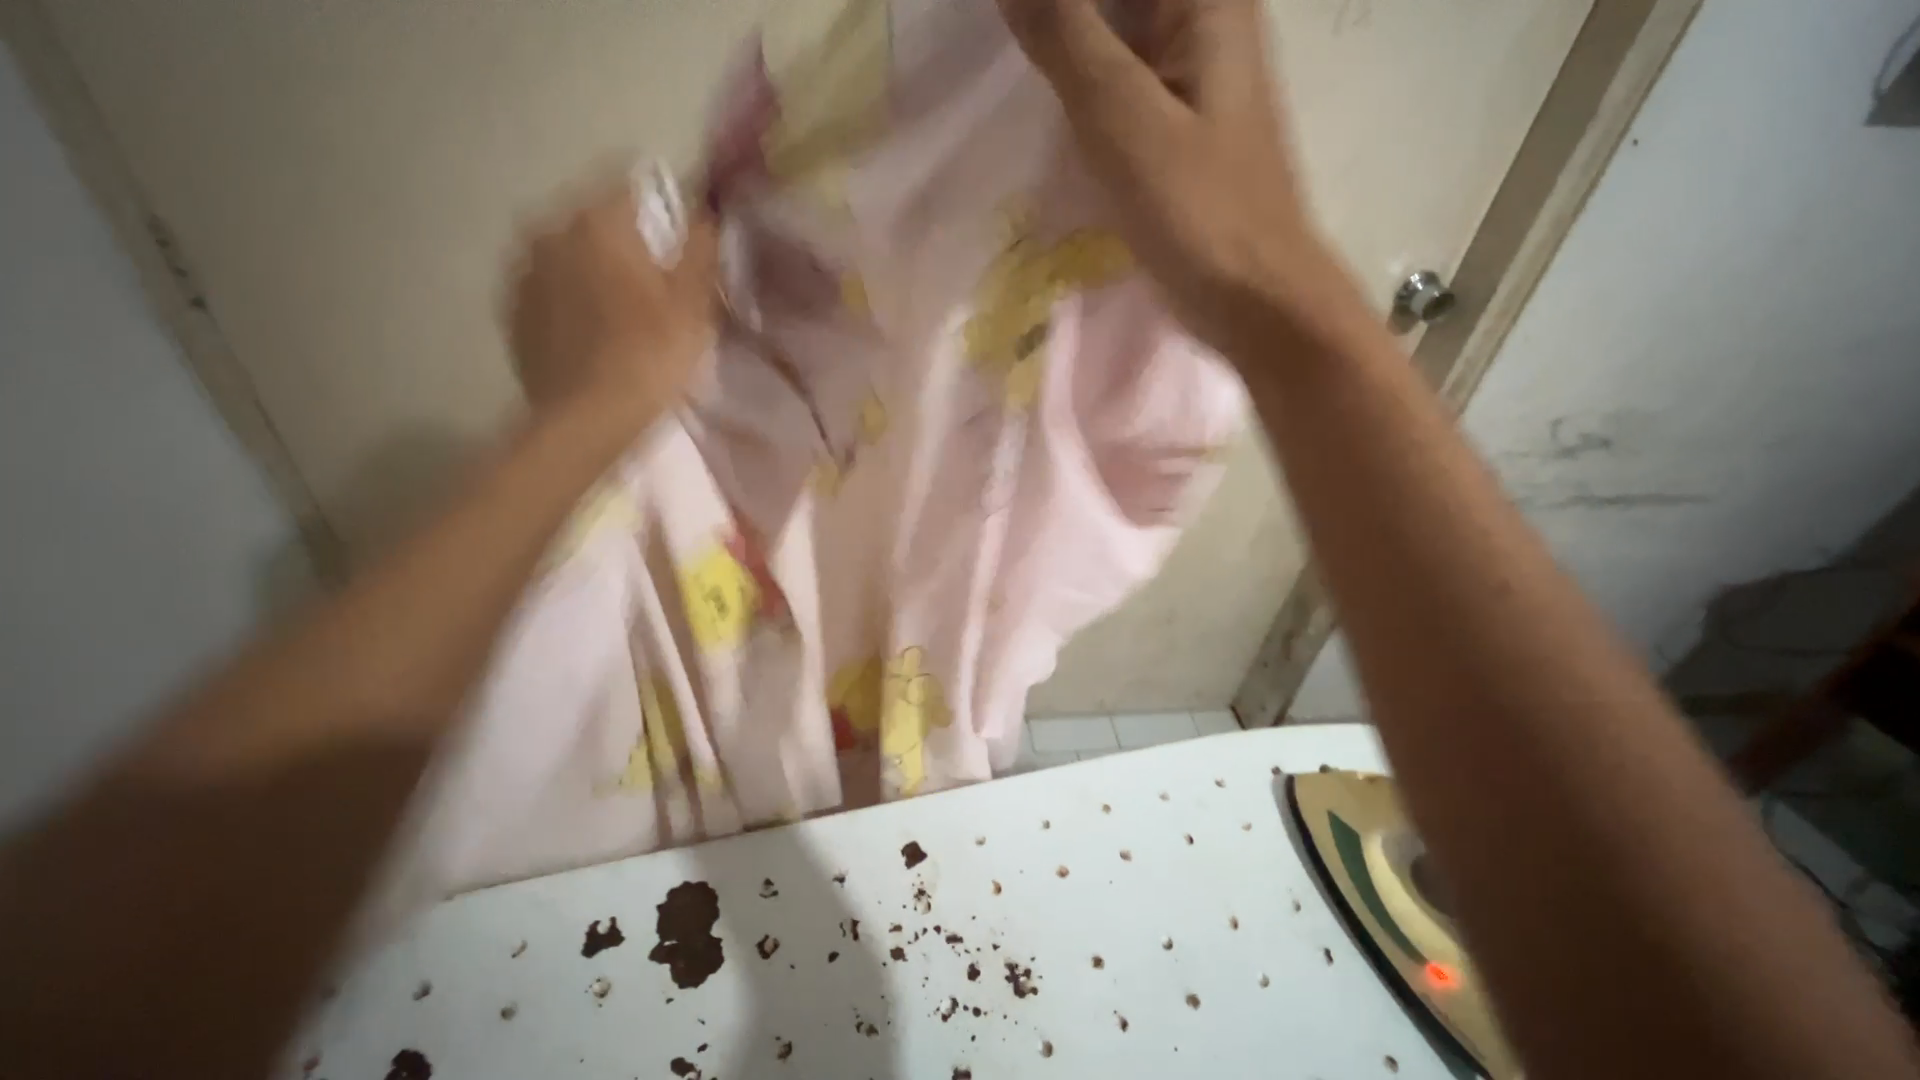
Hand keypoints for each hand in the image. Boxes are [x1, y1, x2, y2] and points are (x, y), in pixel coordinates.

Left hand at [507, 176, 718, 423]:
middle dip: (626, 240)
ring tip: (624, 309)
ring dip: (595, 268)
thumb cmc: (649, 355)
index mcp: (597, 219)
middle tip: (656, 281)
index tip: (682, 241)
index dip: (666, 208)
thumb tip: (708, 206)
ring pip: (571, 252)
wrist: (586, 420)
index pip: (635, 183)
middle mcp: (549, 229)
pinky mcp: (512, 310)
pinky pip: (550, 287)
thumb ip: (701, 244)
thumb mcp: (693, 301)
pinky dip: (571, 298)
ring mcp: (523, 270)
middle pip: (598, 218)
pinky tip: (593, 330)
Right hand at [998, 0, 1357, 359]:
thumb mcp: (1120, 115)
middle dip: (1060, 15)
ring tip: (1010, 46)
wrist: (1255, 300)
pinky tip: (1045, 92)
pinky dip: (1080, 74)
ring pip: (1114, 27)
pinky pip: (1119, 70)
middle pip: (1115, 1)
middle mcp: (1208, 15)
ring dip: (1063, 31)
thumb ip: (1064, 32)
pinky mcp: (1177, 118)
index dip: (1061, 1)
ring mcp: (1193, 69)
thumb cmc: (1197, 209)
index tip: (1014, 18)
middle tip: (1006, 32)